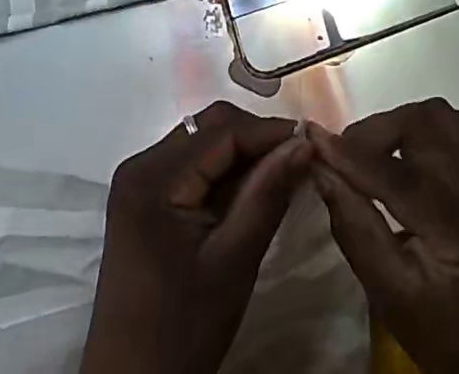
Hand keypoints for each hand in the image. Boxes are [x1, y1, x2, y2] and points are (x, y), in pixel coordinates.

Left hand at [80, 101, 312, 373]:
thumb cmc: (183, 327)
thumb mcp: (234, 260)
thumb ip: (267, 195)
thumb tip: (305, 144)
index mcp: (153, 176)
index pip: (220, 133)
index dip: (270, 132)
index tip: (317, 139)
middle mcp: (141, 165)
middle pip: (208, 130)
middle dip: (258, 137)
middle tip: (306, 155)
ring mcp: (141, 181)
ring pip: (202, 144)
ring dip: (244, 152)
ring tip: (288, 167)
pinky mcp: (147, 198)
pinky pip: (192, 167)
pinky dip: (225, 171)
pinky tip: (256, 184)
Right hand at [309, 99, 458, 373]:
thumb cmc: (436, 326)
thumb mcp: (385, 288)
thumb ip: (352, 223)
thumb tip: (319, 166)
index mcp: (455, 230)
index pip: (394, 173)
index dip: (348, 153)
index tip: (311, 138)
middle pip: (423, 123)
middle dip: (375, 130)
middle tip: (347, 154)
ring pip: (439, 116)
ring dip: (398, 124)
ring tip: (373, 152)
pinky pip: (450, 130)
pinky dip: (416, 132)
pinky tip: (399, 160)